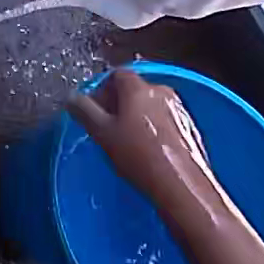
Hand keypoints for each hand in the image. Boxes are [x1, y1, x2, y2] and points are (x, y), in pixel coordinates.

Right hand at [67, 69, 228, 221]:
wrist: (182, 188)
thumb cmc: (138, 155)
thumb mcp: (100, 132)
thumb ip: (83, 110)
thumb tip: (72, 98)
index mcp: (139, 88)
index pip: (115, 74)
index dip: (100, 89)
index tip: (93, 110)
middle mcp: (162, 92)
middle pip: (133, 89)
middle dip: (117, 103)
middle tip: (106, 126)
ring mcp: (180, 111)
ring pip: (149, 105)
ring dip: (135, 116)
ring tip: (127, 141)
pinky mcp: (190, 130)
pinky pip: (164, 120)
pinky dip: (152, 128)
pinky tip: (147, 150)